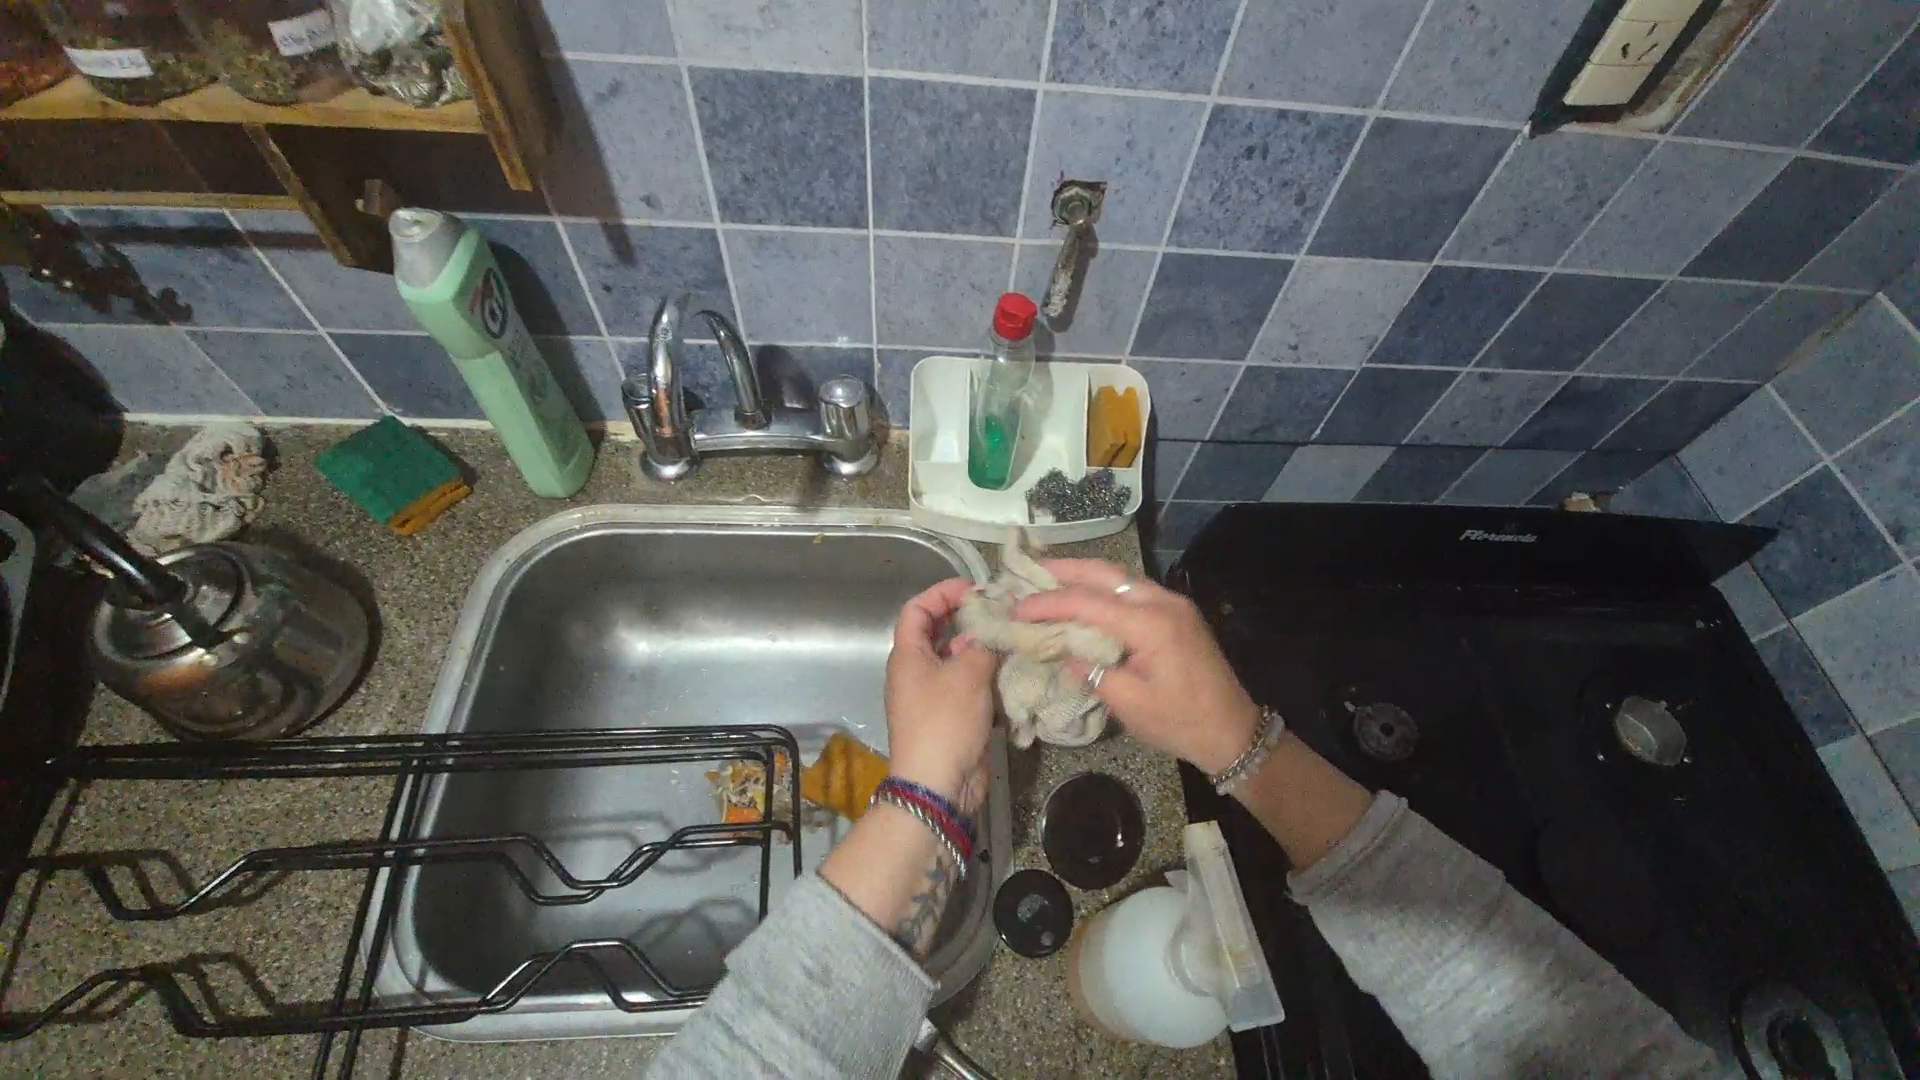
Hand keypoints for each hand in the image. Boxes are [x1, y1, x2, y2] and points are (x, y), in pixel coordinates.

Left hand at [884, 578, 998, 809]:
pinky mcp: (951, 716)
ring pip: (957, 659)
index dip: (942, 593)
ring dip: (982, 648)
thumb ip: (982, 645)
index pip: (917, 609)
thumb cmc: (945, 722)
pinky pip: (968, 685)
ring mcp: (932, 695)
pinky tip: (1011, 671)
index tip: (974, 589)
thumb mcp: (967, 675)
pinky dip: (987, 676)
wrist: (938, 784)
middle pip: (939, 632)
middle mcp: (916, 671)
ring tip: (1012, 638)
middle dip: (968, 619)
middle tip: (1000, 612)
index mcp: (908, 655)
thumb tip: (991, 633)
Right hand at [1015, 559, 1259, 773]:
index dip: (1049, 603)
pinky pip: (1131, 589)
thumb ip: (1092, 673)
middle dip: (1063, 570)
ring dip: (1082, 575)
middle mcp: (1162, 602)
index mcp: (1151, 624)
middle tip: (1027, 571)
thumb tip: (1064, 654)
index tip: (1017, 609)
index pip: (1088, 603)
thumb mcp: (1130, 705)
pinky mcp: (1175, 613)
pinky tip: (1083, 596)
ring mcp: (1172, 604)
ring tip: (1048, 578)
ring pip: (1119, 576)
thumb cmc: (1181, 722)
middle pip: (1105, 573)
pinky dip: (1102, 588)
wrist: (1233, 731)